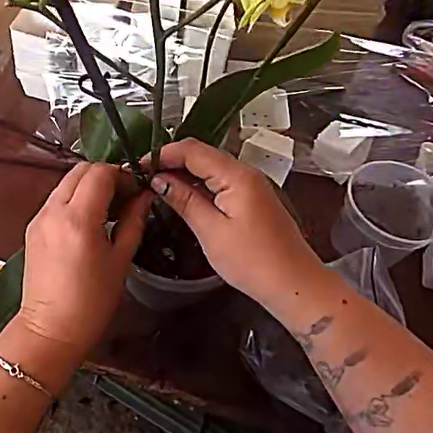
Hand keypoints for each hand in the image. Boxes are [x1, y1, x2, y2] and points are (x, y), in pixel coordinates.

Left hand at [13, 162, 151, 360]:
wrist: (50, 331)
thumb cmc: (92, 302)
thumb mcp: (121, 259)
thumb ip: (134, 220)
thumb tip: (146, 195)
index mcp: (78, 218)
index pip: (100, 173)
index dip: (123, 175)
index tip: (138, 189)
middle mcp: (54, 211)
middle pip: (81, 170)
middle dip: (106, 175)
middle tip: (126, 195)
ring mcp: (39, 218)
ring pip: (67, 182)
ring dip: (89, 185)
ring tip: (110, 208)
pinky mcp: (33, 228)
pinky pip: (57, 200)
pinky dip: (75, 199)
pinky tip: (91, 220)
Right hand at [148, 139, 329, 309]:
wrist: (293, 283)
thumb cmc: (253, 262)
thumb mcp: (211, 231)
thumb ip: (185, 200)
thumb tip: (160, 180)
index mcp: (237, 175)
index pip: (192, 150)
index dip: (162, 155)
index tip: (139, 167)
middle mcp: (246, 172)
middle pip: (202, 154)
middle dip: (171, 162)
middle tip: (144, 178)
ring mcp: (252, 184)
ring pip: (211, 167)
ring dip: (185, 173)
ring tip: (158, 188)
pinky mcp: (253, 197)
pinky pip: (222, 181)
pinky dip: (201, 185)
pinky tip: (185, 197)